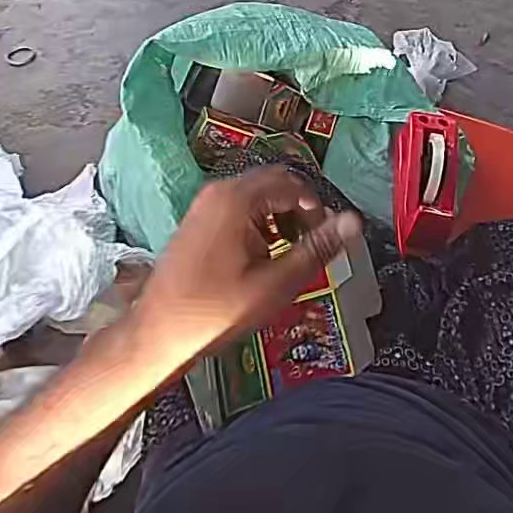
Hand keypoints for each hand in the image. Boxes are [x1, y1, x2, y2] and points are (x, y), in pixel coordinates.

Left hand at [135, 167, 361, 356]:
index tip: (326, 236)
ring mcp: (204, 203)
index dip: (318, 208)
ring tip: (288, 252)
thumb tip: (352, 222)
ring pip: (256, 194)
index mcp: (237, 199)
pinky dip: (258, 221)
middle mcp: (219, 191)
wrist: (160, 330)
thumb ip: (316, 248)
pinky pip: (238, 206)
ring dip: (280, 215)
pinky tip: (261, 254)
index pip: (293, 184)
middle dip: (299, 208)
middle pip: (274, 182)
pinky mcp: (198, 219)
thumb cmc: (216, 311)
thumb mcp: (276, 283)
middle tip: (311, 243)